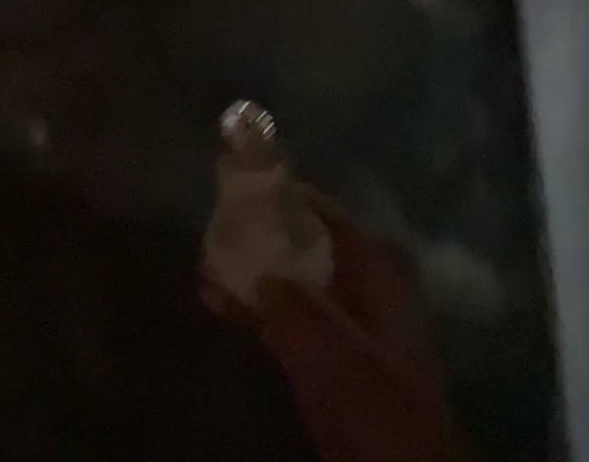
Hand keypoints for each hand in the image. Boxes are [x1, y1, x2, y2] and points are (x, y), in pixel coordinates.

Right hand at [201, 192, 469, 461]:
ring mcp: (337, 327)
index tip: (250, 177)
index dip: (294, 196)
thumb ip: (303, 314)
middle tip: (217, 216)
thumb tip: (262, 276)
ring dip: (246, 267)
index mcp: (378, 283)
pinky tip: (211, 298)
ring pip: (286, 278)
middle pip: (305, 245)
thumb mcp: (344, 360)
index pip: (333, 221)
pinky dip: (246, 304)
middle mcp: (357, 295)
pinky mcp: (317, 356)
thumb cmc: (384, 411)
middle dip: (261, 230)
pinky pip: (276, 315)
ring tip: (203, 259)